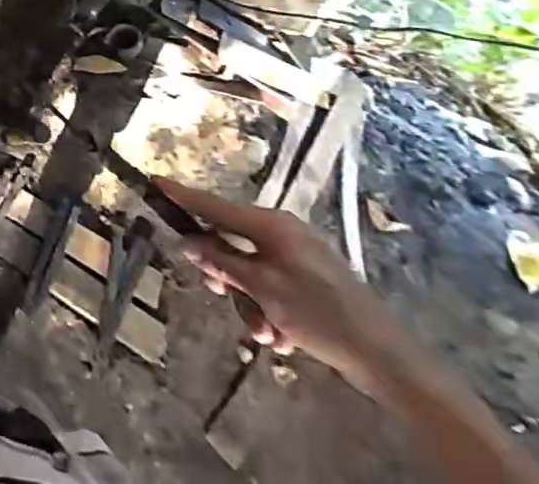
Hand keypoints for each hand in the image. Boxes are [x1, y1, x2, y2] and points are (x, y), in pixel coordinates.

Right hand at [156, 177, 407, 391]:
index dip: (183, 196)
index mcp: (270, 225)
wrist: (383, 355)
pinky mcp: (306, 279)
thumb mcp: (263, 290)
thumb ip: (223, 263)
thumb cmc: (319, 315)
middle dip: (225, 276)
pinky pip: (269, 287)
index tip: (155, 181)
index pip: (215, 206)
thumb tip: (190, 242)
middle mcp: (281, 232)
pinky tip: (282, 338)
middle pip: (230, 244)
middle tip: (219, 295)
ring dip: (249, 304)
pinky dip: (268, 311)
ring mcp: (295, 255)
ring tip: (266, 334)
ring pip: (248, 272)